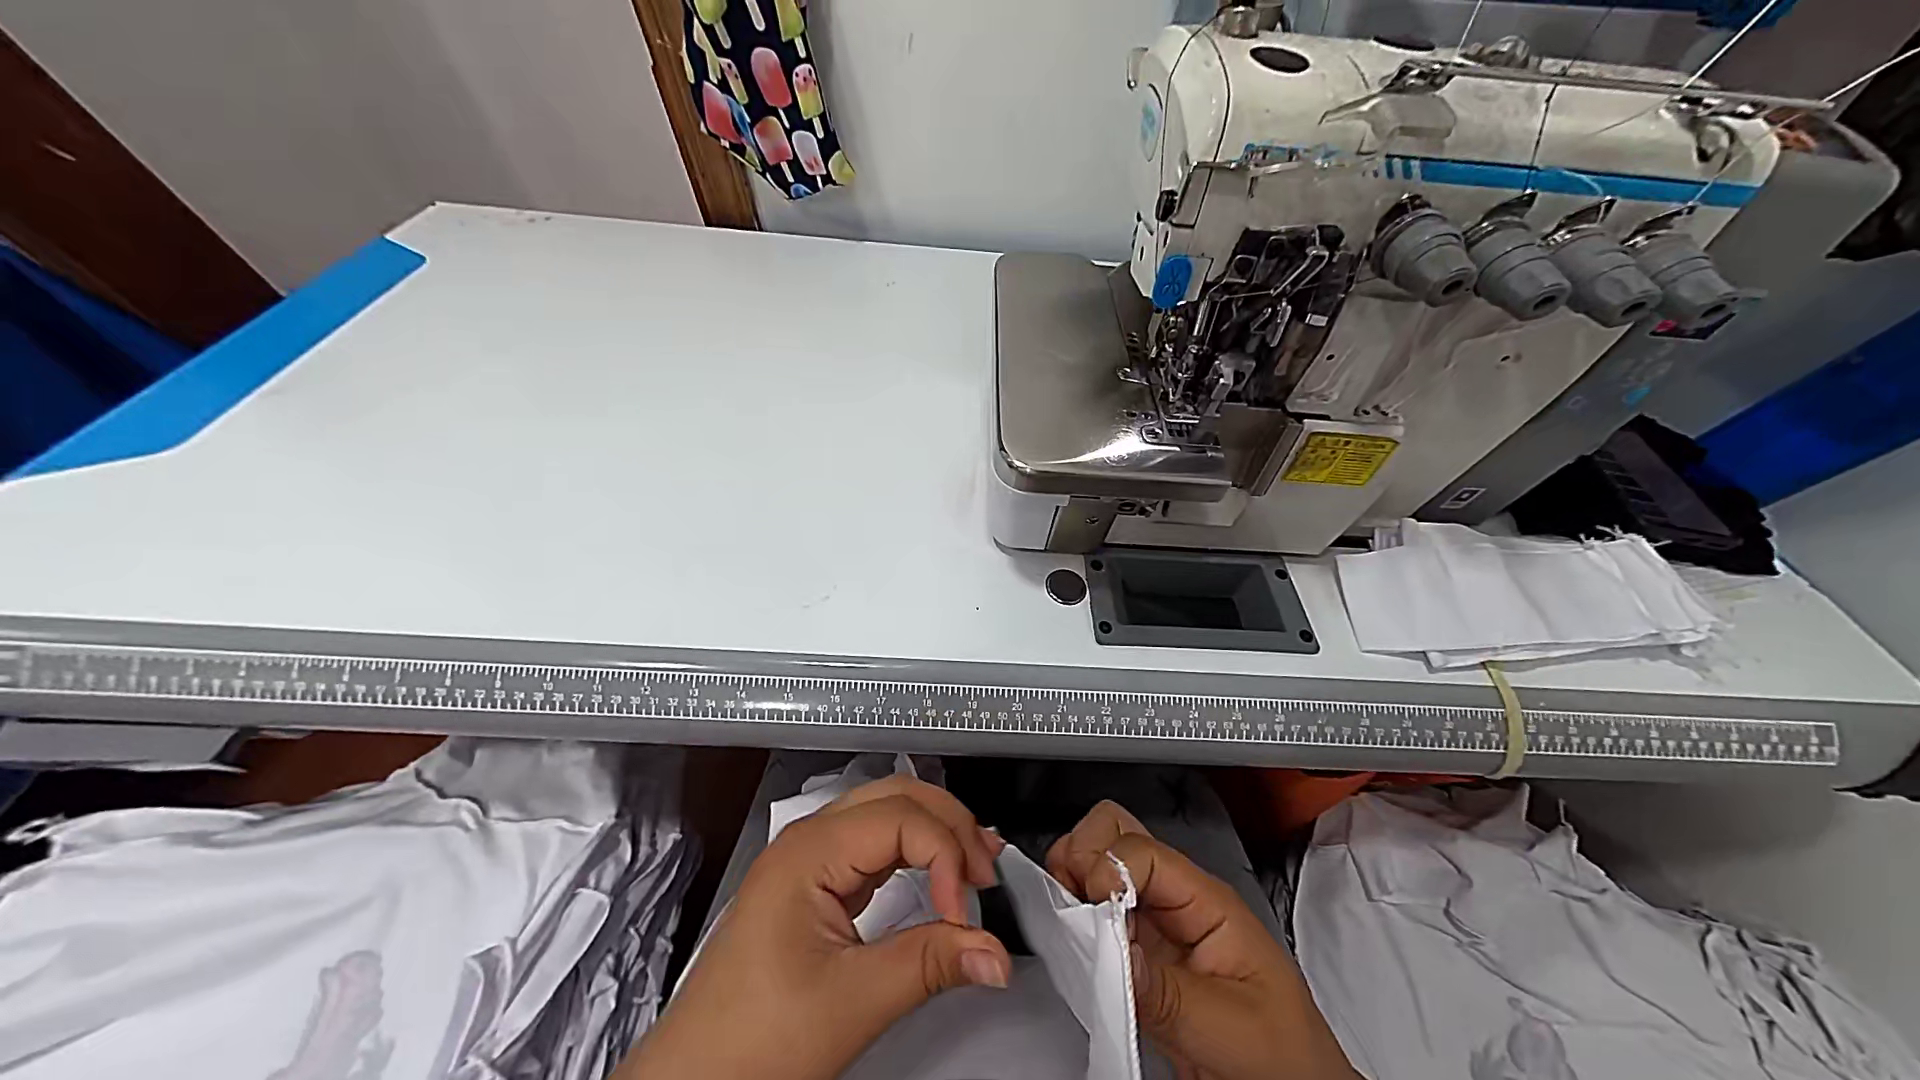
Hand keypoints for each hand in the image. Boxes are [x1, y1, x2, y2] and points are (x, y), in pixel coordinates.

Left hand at [620, 774, 1012, 1079]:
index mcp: (809, 852)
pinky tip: (940, 874)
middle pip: (898, 797)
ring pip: (889, 814)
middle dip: (949, 825)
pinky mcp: (817, 883)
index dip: (945, 857)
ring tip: (975, 865)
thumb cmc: (747, 1041)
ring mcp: (811, 859)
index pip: (902, 819)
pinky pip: (877, 846)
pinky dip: (917, 853)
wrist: (695, 1078)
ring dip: (937, 833)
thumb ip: (929, 966)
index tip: (965, 913)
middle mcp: (809, 842)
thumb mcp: (850, 1002)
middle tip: (985, 872)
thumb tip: (992, 953)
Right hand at [1048, 802, 1359, 1079]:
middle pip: (1115, 832)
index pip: (1141, 850)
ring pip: (1098, 861)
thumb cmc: (1285, 1059)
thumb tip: (1113, 955)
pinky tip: (1075, 943)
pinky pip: (1093, 908)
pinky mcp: (1136, 948)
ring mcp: (1153, 920)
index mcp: (1206, 901)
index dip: (1107, 870)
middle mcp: (1175, 898)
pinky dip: (1071, 913)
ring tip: (1070, 924)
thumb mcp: (1232, 1030)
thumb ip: (1167, 994)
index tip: (1092, 913)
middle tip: (1070, 904)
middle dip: (1080, 856)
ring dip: (1071, 880)